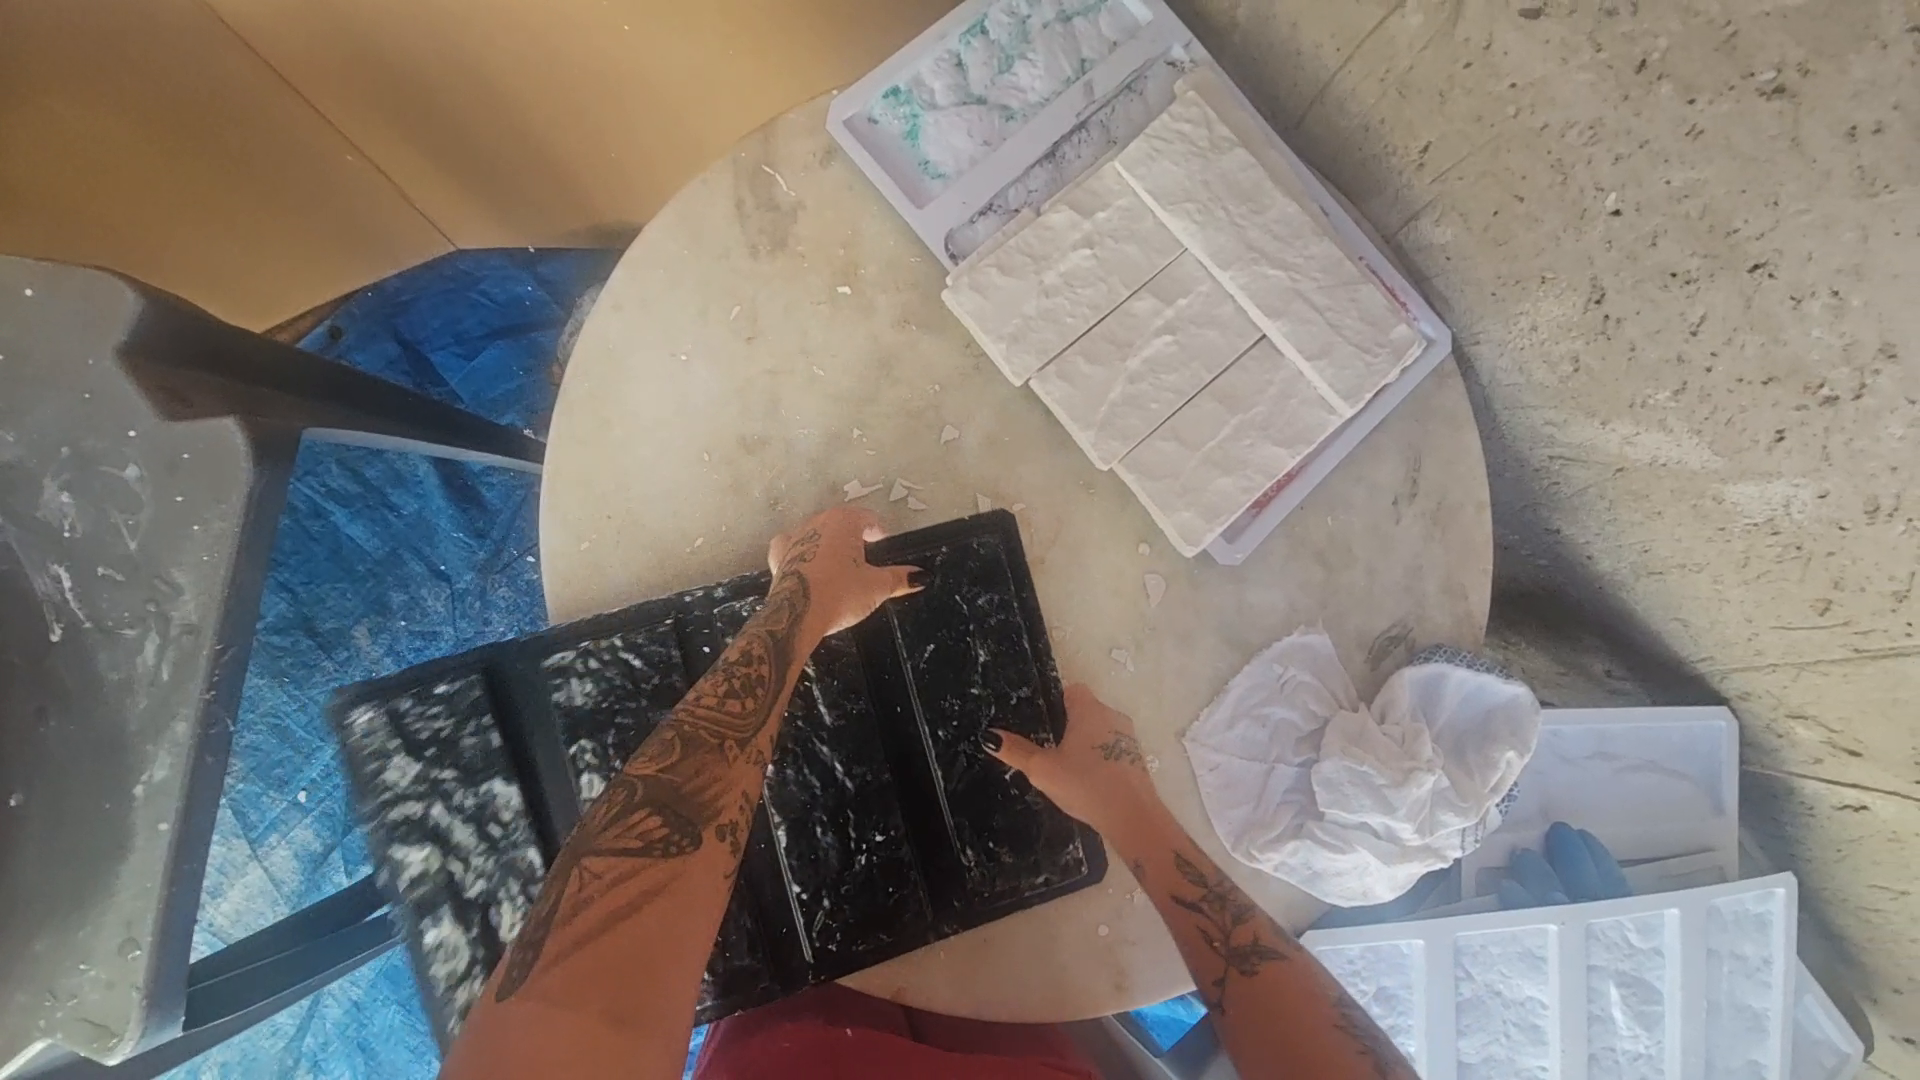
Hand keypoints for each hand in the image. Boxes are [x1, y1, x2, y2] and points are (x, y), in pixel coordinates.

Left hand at [767, 506, 918, 638]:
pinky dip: (800, 550)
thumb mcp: (877, 587)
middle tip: (866, 554)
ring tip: (839, 563)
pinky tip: (807, 562)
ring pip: (816, 532)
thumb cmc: (841, 594)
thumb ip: (901, 578)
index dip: (878, 530)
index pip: (867, 517)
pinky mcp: (778, 555)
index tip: (883, 542)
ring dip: (828, 542)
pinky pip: (792, 545)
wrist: (797, 614)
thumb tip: (923, 576)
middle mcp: (818, 521)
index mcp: (845, 521)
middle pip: (841, 522)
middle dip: (853, 535)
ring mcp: (794, 536)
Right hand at [985, 684, 1158, 834]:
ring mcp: (1128, 740)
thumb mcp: (1042, 769)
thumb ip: (1016, 751)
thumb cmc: (1085, 783)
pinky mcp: (1137, 761)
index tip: (1043, 722)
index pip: (1072, 690)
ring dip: (1086, 745)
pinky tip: (1088, 783)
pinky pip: (1112, 751)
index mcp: (1089, 710)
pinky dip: (1100, 761)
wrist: (1133, 817)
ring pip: (1101, 733)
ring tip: (1067, 769)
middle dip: (1069, 726)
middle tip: (1049, 748)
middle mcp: (1112, 717)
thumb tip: (988, 735)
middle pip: (1087, 711)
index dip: (1056, 702)